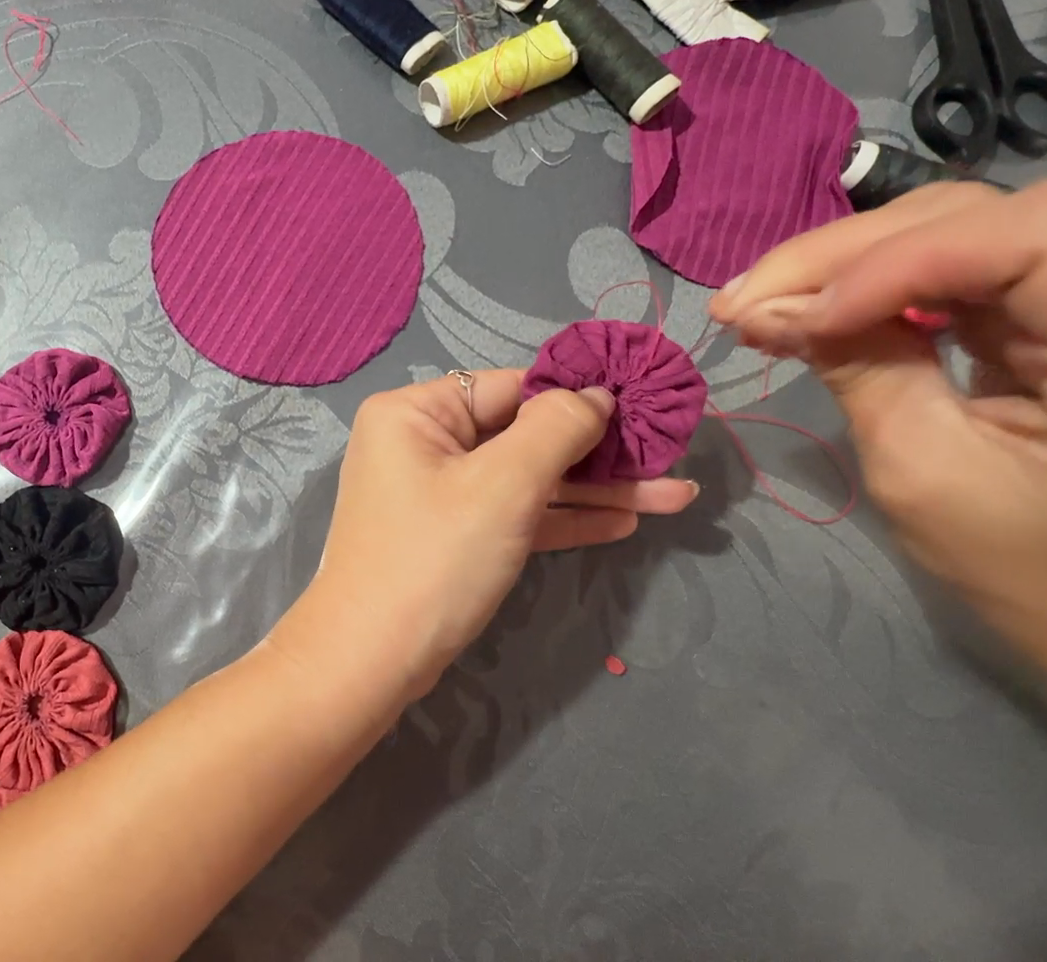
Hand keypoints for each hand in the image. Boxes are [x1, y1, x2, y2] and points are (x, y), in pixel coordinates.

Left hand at [269, 369, 698, 699]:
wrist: (373, 660)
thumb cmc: (435, 558)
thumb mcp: (503, 485)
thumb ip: (556, 429)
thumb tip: (595, 394)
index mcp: (414, 413)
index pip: (509, 387)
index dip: (576, 395)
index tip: (644, 405)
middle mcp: (421, 444)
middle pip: (522, 433)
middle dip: (597, 449)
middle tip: (670, 456)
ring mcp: (435, 493)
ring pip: (525, 479)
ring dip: (593, 489)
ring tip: (674, 495)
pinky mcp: (451, 537)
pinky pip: (512, 515)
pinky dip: (562, 519)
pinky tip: (624, 521)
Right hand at [710, 174, 1046, 691]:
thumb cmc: (1045, 582)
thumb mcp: (929, 481)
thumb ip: (861, 375)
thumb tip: (773, 308)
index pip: (1041, 235)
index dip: (907, 257)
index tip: (804, 320)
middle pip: (986, 216)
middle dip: (849, 253)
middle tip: (743, 302)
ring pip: (964, 229)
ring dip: (848, 262)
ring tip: (759, 305)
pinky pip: (959, 270)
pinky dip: (874, 283)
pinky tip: (811, 309)